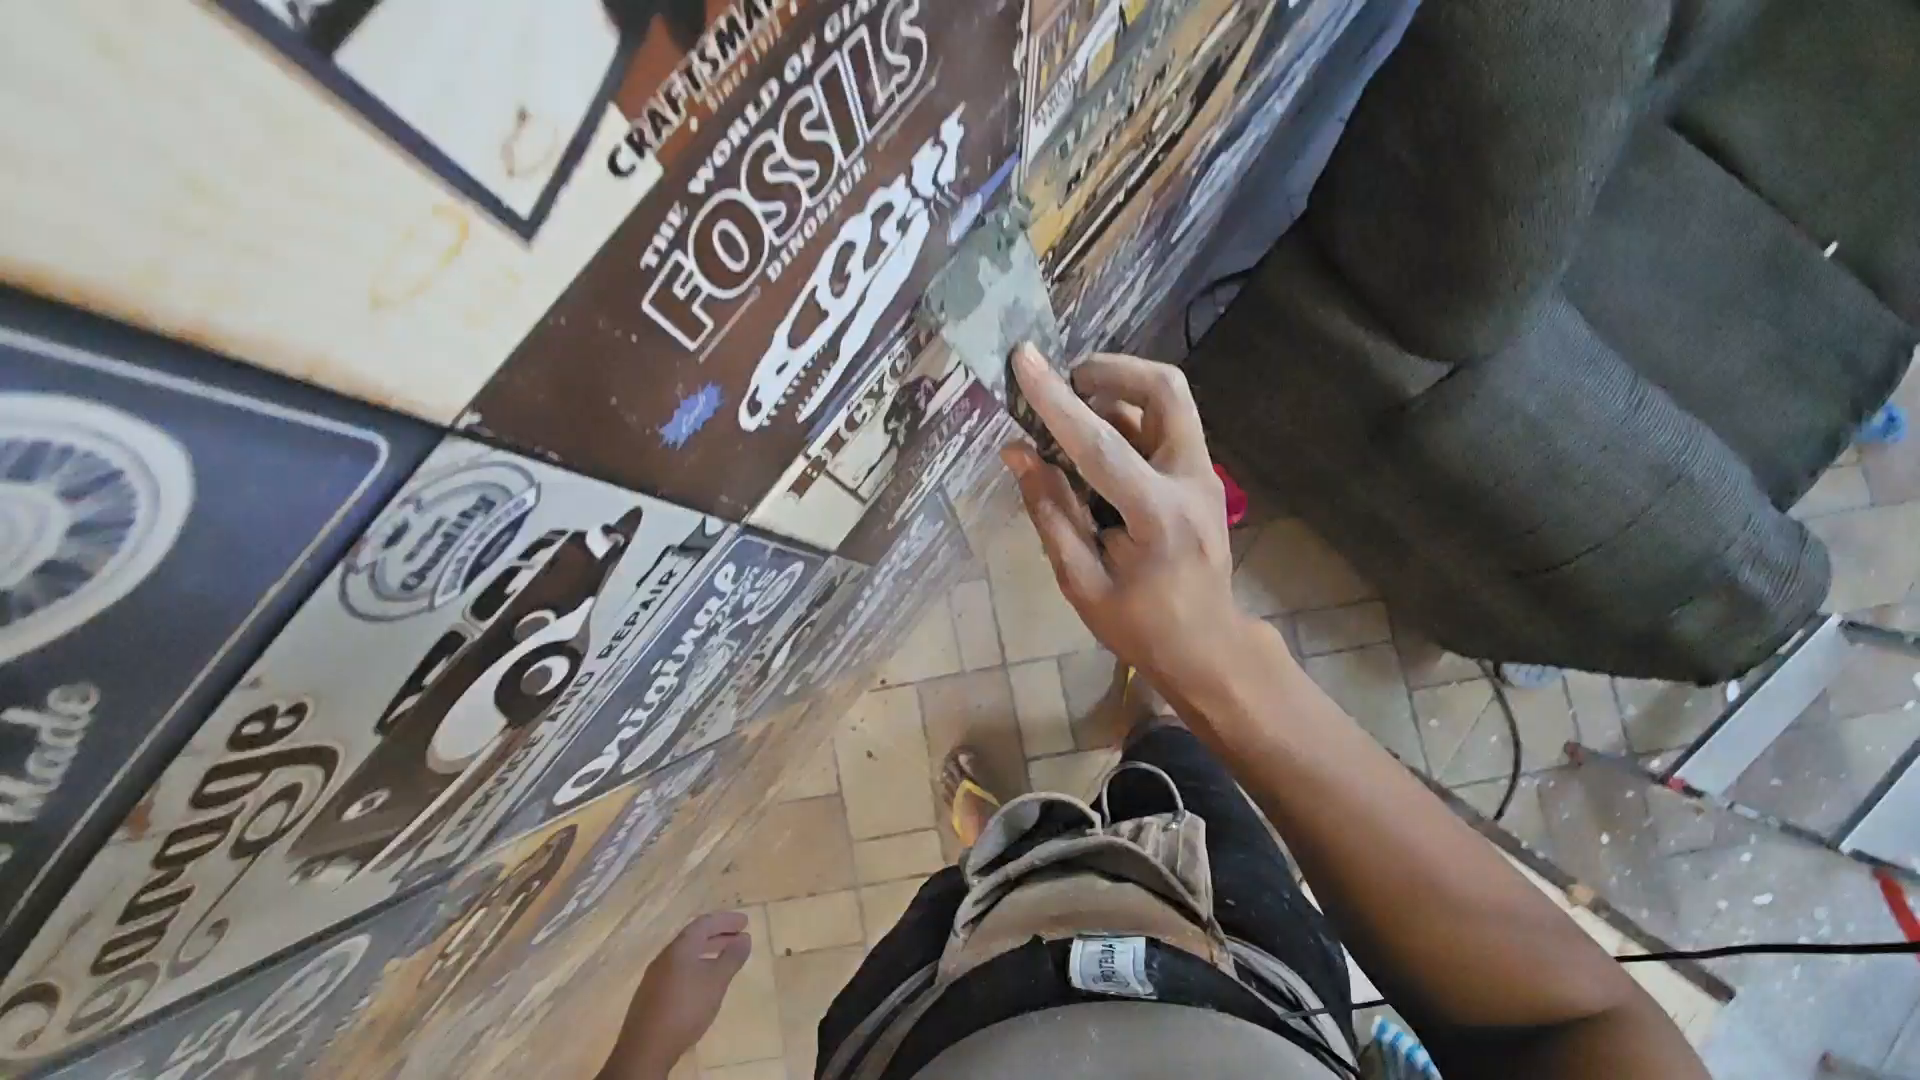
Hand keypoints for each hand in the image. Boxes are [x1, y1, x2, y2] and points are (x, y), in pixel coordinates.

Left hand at [607, 913, 751, 1078]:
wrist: (645, 1050)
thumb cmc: (685, 1008)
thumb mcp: (716, 981)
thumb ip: (732, 958)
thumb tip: (744, 939)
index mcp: (680, 948)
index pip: (705, 923)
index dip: (726, 920)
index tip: (745, 922)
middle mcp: (665, 958)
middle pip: (694, 938)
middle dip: (719, 935)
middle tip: (739, 937)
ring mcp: (655, 978)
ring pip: (686, 957)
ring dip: (708, 953)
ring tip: (725, 960)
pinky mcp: (651, 997)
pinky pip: (678, 972)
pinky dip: (696, 969)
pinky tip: (703, 985)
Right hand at [1000, 344, 1269, 700]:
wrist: (1208, 648)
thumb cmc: (1140, 626)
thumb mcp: (1081, 581)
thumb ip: (1051, 513)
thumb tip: (1018, 453)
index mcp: (1159, 514)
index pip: (1099, 443)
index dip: (1056, 400)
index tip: (1024, 359)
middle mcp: (1192, 480)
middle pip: (1165, 391)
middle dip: (1111, 371)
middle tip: (1066, 381)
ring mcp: (1205, 475)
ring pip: (1169, 403)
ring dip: (1119, 393)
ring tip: (1071, 413)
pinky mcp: (1202, 478)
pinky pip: (1167, 426)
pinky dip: (1129, 419)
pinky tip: (1095, 443)